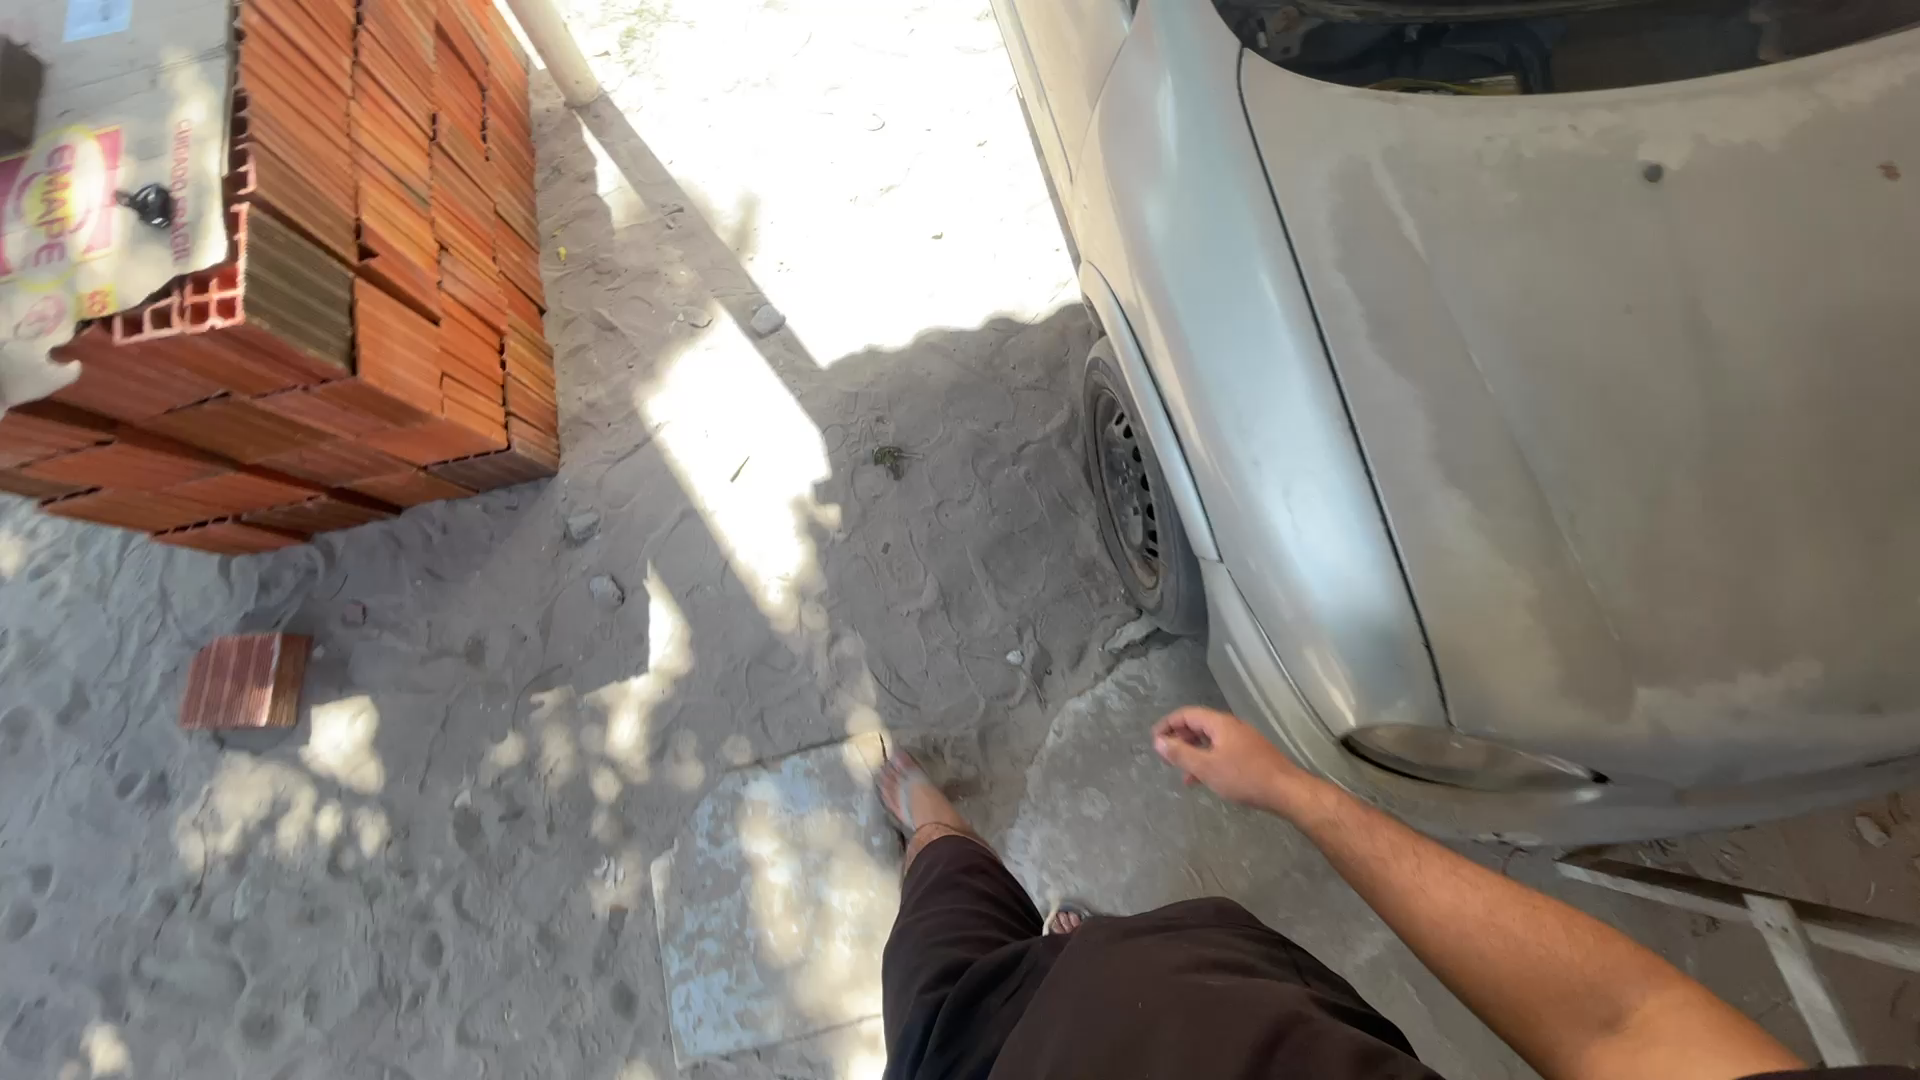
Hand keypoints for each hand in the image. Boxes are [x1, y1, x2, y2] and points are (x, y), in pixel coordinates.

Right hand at [1152, 706, 1306, 811]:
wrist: (1287, 792)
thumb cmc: (1244, 777)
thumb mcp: (1206, 767)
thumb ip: (1180, 753)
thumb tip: (1158, 741)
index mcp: (1219, 723)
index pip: (1186, 714)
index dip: (1167, 724)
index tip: (1154, 740)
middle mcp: (1231, 726)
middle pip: (1198, 725)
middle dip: (1179, 738)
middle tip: (1165, 755)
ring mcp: (1243, 740)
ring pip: (1210, 740)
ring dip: (1192, 752)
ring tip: (1180, 771)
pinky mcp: (1250, 754)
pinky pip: (1221, 751)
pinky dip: (1207, 760)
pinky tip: (1203, 779)